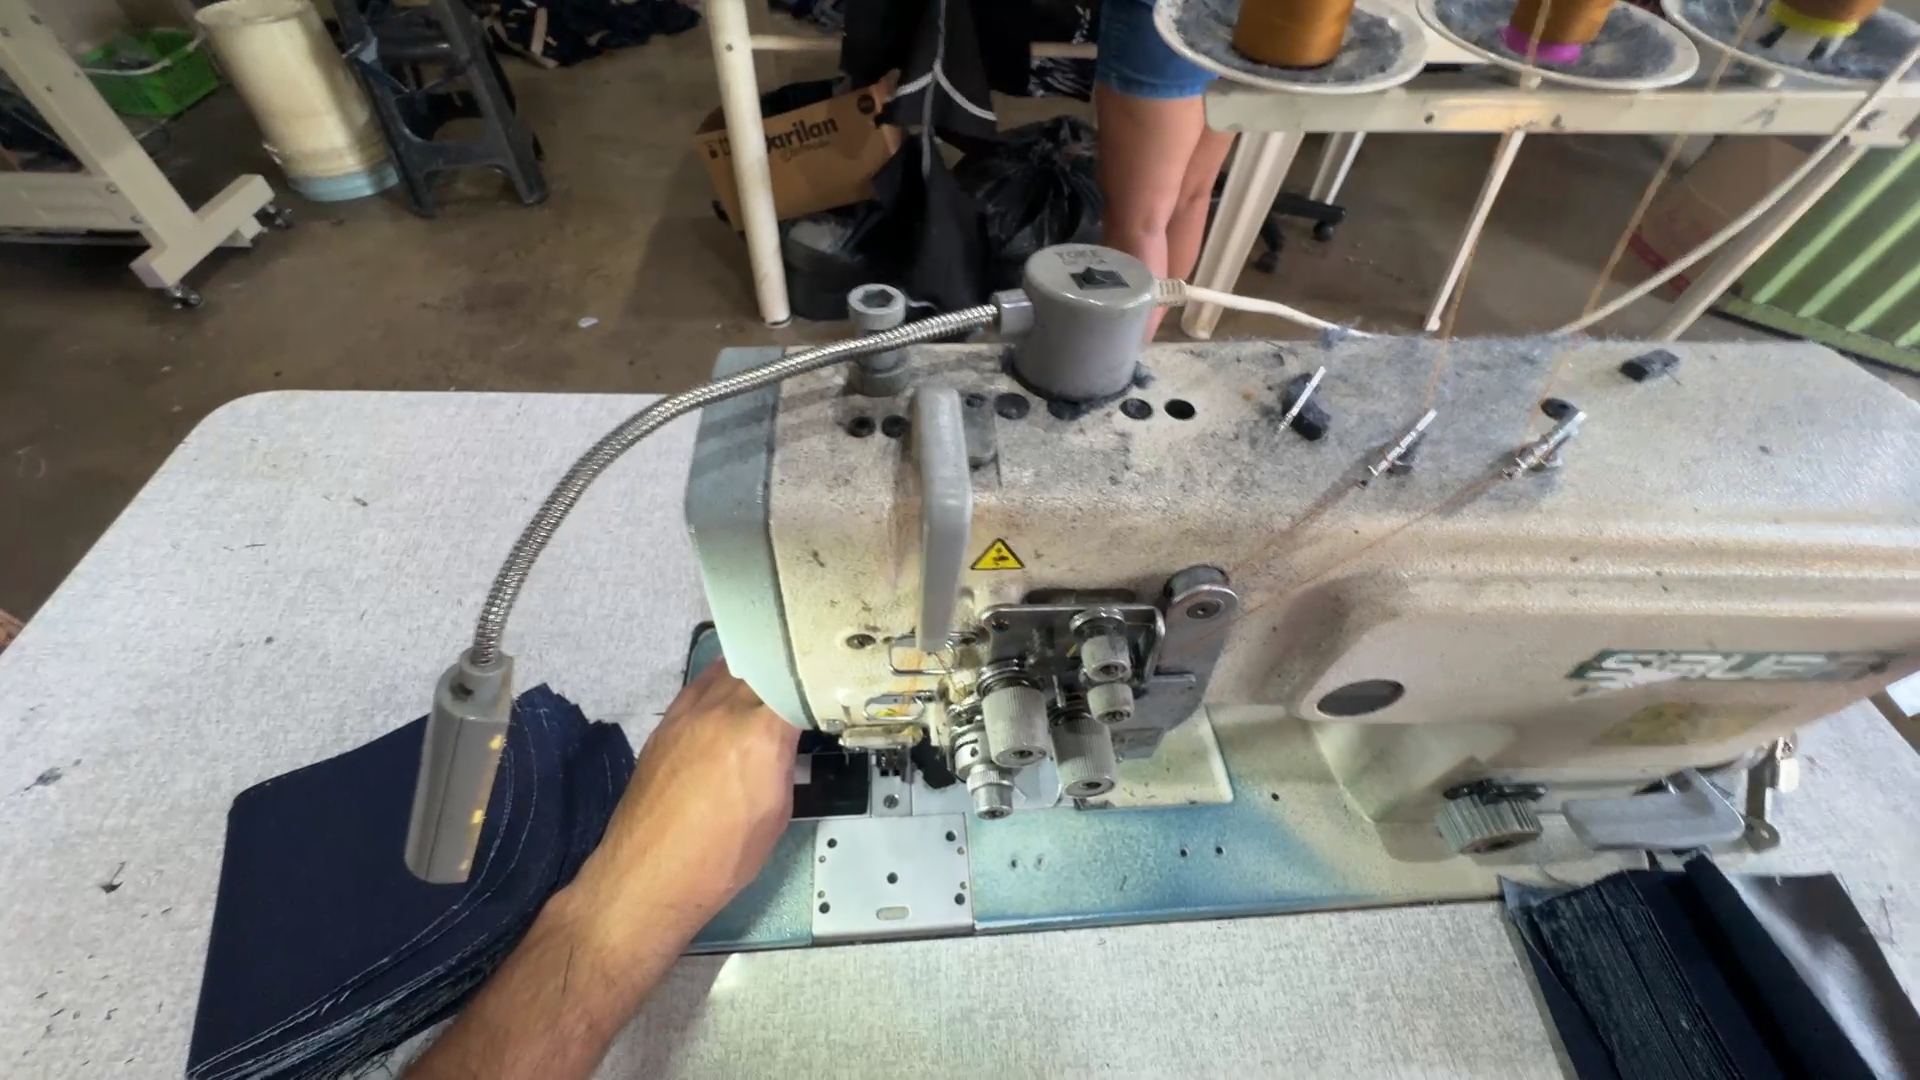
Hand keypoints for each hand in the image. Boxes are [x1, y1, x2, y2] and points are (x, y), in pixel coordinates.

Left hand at [563, 661, 798, 938]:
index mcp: (762, 734)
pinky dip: (727, 679)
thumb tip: (788, 737)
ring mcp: (692, 709)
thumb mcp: (778, 810)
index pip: (801, 684)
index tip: (831, 692)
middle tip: (807, 686)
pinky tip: (737, 691)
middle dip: (791, 675)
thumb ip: (786, 759)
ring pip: (735, 665)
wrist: (648, 877)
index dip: (820, 685)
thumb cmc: (723, 857)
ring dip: (759, 671)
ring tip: (776, 681)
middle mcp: (727, 709)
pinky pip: (706, 680)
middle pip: (769, 667)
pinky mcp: (669, 718)